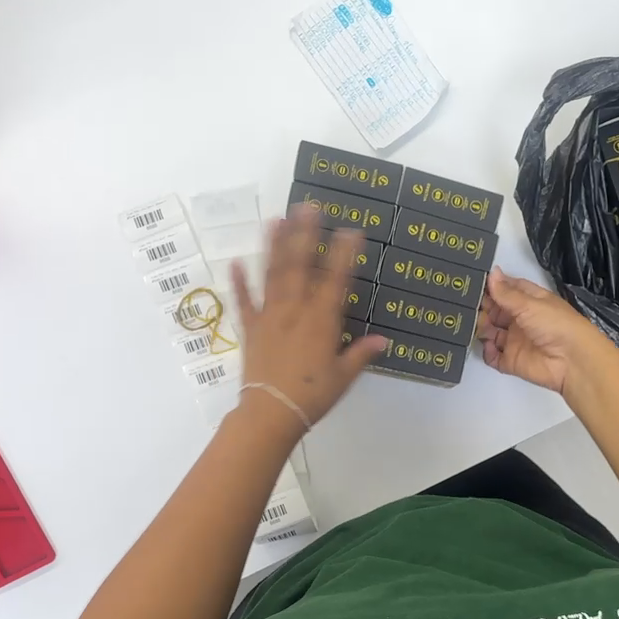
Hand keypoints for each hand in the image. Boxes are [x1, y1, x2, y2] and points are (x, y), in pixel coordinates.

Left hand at [231, 205, 387, 437]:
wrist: (271, 412)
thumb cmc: (312, 396)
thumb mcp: (344, 377)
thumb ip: (361, 354)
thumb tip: (383, 340)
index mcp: (321, 321)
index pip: (336, 280)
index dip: (345, 254)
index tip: (353, 231)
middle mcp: (295, 311)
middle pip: (300, 266)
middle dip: (306, 235)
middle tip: (310, 206)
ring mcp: (269, 317)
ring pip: (272, 275)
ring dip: (274, 246)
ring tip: (277, 219)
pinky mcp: (250, 329)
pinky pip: (243, 302)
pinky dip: (238, 282)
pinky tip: (235, 261)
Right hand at [477, 268, 617, 393]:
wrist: (571, 360)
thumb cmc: (556, 325)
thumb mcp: (530, 304)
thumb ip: (506, 293)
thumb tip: (491, 273)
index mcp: (529, 301)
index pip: (506, 290)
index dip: (491, 286)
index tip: (472, 281)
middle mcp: (520, 320)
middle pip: (495, 311)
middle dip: (481, 308)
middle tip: (465, 304)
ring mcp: (515, 341)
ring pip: (490, 333)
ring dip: (480, 328)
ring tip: (473, 323)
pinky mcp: (511, 361)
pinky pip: (493, 357)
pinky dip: (487, 352)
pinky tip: (488, 345)